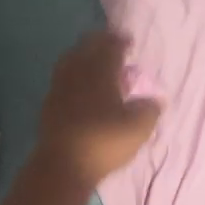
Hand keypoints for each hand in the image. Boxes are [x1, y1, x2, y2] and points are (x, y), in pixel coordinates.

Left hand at [36, 31, 161, 185]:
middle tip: (112, 46)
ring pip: (71, 60)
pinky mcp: (49, 103)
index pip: (110, 46)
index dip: (121, 41)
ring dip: (84, 57)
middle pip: (87, 47)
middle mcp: (77, 72)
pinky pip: (63, 78)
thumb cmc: (105, 141)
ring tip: (95, 64)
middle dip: (100, 42)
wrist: (64, 163)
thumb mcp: (138, 128)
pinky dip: (74, 75)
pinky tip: (79, 86)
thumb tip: (154, 100)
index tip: (129, 41)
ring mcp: (59, 87)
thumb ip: (149, 110)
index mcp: (100, 71)